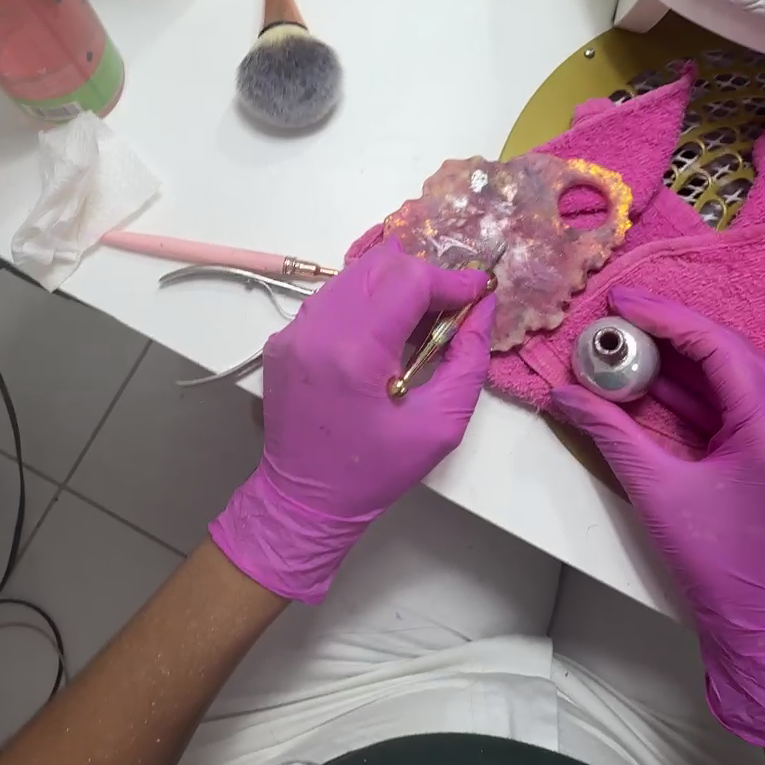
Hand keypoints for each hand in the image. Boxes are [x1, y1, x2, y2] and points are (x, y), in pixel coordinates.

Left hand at [210, 239, 494, 602]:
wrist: (304, 500)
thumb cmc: (376, 471)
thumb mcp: (440, 425)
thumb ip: (468, 360)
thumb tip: (483, 306)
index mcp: (355, 352)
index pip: (409, 279)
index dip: (450, 279)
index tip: (477, 292)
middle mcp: (316, 329)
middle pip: (379, 264)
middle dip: (422, 277)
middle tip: (447, 309)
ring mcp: (292, 331)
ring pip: (353, 275)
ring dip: (392, 287)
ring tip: (415, 323)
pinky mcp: (282, 339)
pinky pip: (331, 299)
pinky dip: (364, 303)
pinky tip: (380, 336)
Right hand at [551, 289, 764, 755]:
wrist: (761, 620)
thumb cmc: (714, 558)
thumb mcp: (655, 488)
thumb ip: (609, 432)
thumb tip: (562, 394)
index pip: (718, 347)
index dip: (667, 317)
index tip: (621, 302)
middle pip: (728, 351)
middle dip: (671, 328)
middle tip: (621, 311)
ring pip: (731, 373)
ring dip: (680, 355)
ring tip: (630, 337)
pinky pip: (731, 401)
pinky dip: (691, 386)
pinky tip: (652, 376)